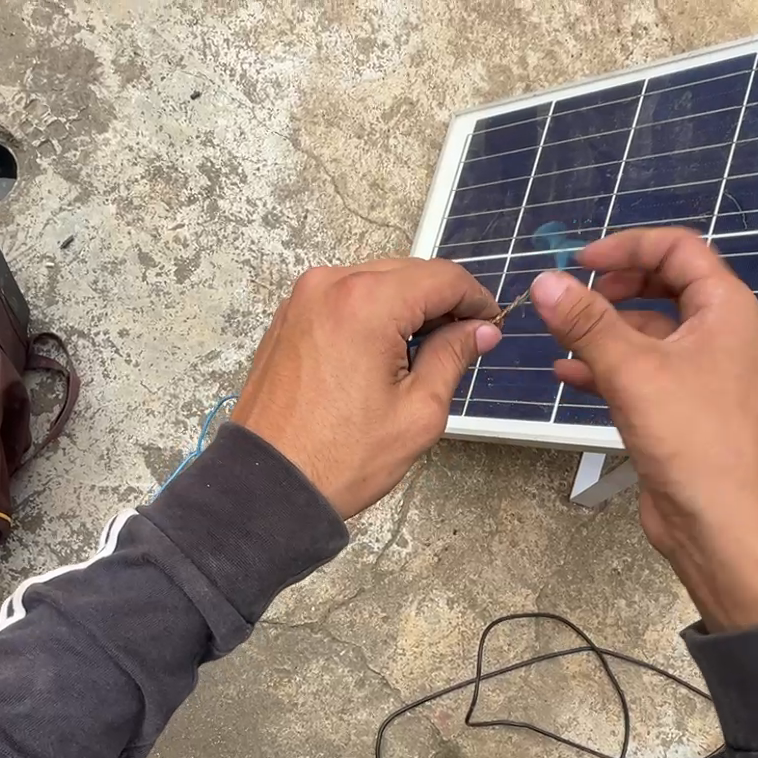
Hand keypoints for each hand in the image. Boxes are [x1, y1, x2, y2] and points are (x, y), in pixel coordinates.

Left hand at [232, 258, 501, 518]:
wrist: (266, 485)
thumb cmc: (339, 459)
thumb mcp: (416, 413)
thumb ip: (452, 358)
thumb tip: (479, 330)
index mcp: (366, 303)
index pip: (441, 278)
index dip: (475, 298)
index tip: (491, 323)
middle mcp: (329, 286)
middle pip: (407, 272)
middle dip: (441, 303)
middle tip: (464, 341)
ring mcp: (302, 299)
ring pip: (374, 282)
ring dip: (406, 308)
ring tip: (424, 353)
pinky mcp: (287, 319)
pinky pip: (343, 299)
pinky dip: (371, 315)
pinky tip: (384, 352)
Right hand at [531, 227, 757, 630]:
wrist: (717, 521)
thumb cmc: (689, 437)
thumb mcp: (633, 371)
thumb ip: (587, 324)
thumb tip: (544, 281)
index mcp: (724, 309)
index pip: (679, 250)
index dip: (628, 246)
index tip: (578, 263)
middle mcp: (716, 334)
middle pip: (663, 287)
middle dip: (614, 287)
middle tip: (573, 298)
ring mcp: (698, 373)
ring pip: (646, 333)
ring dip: (603, 331)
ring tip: (558, 337)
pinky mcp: (677, 408)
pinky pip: (638, 372)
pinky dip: (604, 368)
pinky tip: (566, 376)